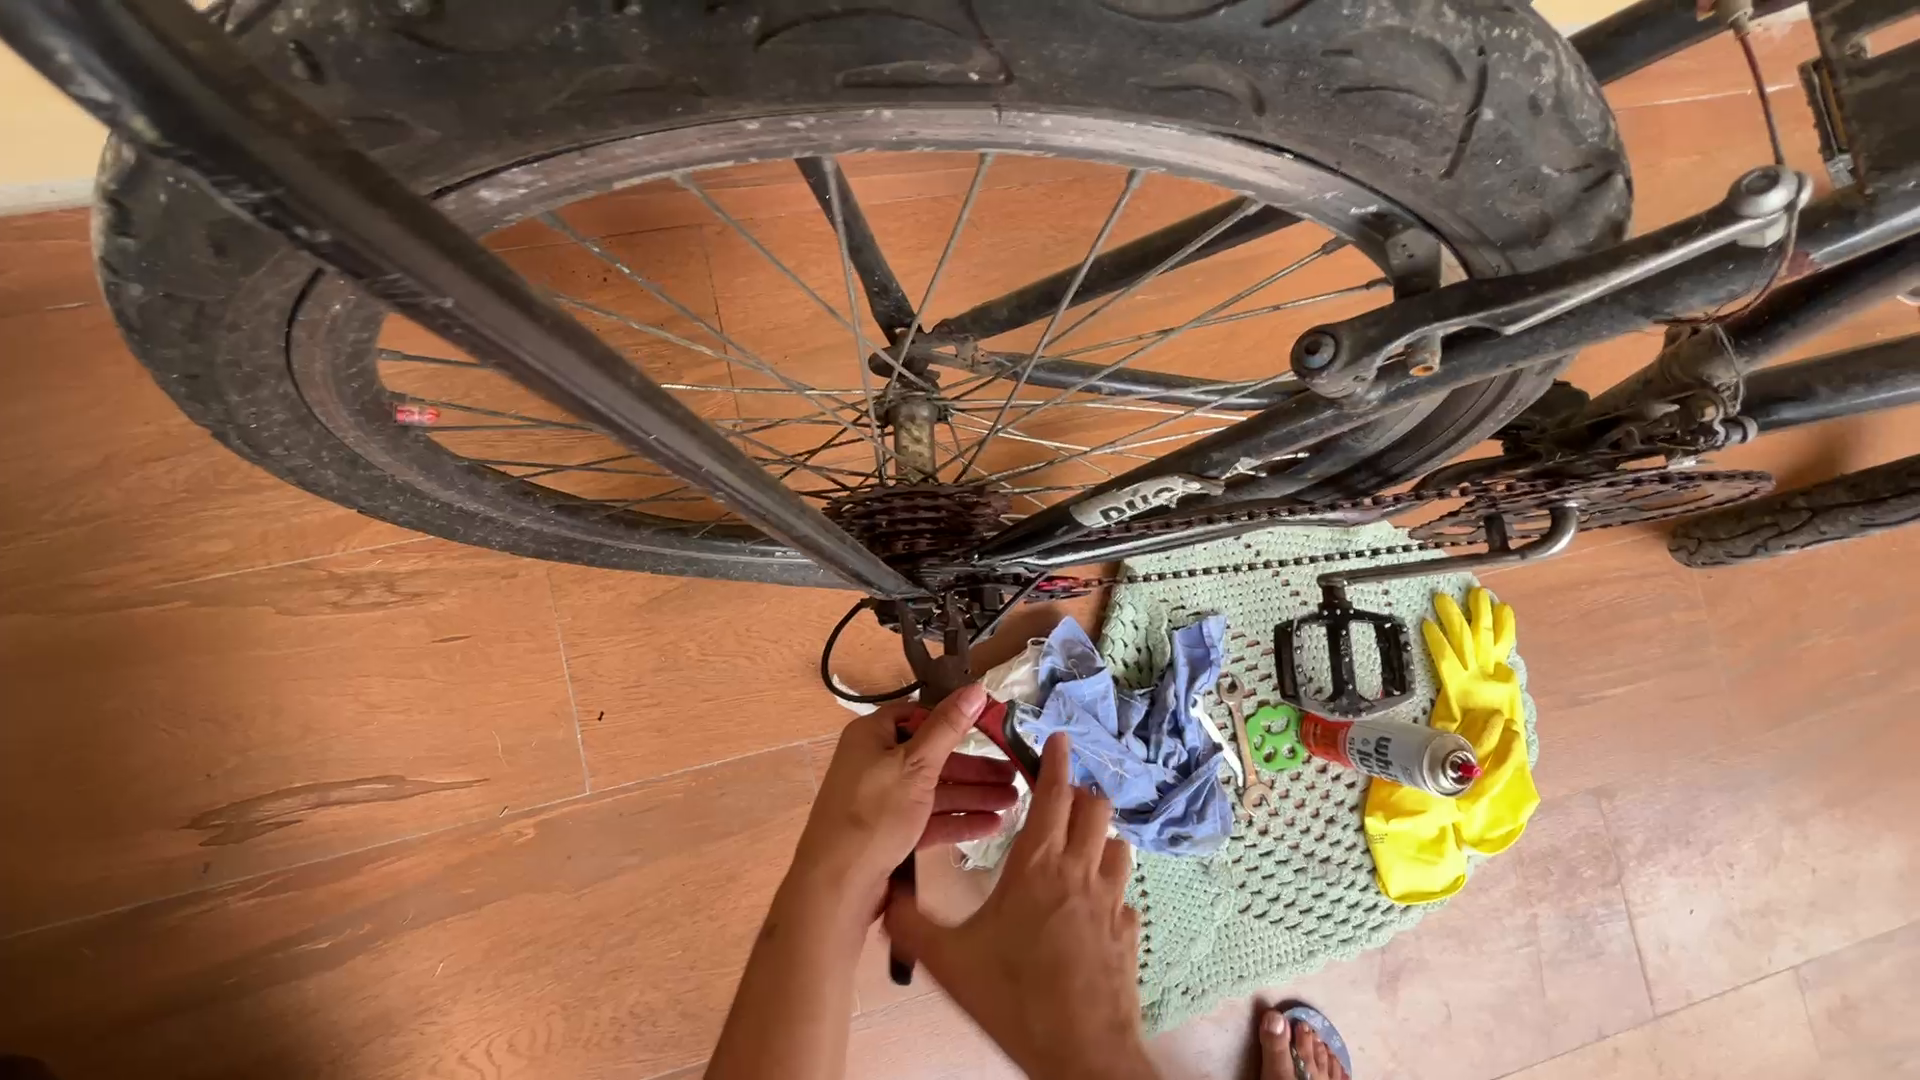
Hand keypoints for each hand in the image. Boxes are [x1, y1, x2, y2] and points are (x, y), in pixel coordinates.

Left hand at [792, 683, 1017, 915]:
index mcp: (872, 735)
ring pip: (934, 791)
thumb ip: (948, 727)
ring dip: (973, 795)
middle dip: (974, 768)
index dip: (953, 720)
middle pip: (932, 758)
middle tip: (1013, 774)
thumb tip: (976, 688)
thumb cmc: (874, 813)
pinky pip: (929, 819)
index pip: (917, 716)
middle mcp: (874, 763)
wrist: (836, 886)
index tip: (989, 726)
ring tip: (1013, 800)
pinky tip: (992, 824)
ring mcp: (882, 800)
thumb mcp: (916, 763)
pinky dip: (958, 820)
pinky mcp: (890, 833)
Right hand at [883, 733, 1154, 1079]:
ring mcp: (1110, 903)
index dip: (1058, 761)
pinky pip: (1124, 896)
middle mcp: (1080, 873)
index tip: (1061, 737)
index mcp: (1037, 865)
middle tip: (1061, 796)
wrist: (1080, 1054)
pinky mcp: (1128, 935)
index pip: (1054, 795)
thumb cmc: (1013, 996)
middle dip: (1081, 793)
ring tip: (1079, 845)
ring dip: (1100, 836)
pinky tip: (1094, 906)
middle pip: (1096, 809)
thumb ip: (913, 925)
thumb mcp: (950, 961)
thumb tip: (885, 900)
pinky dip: (1111, 888)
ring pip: (1117, 845)